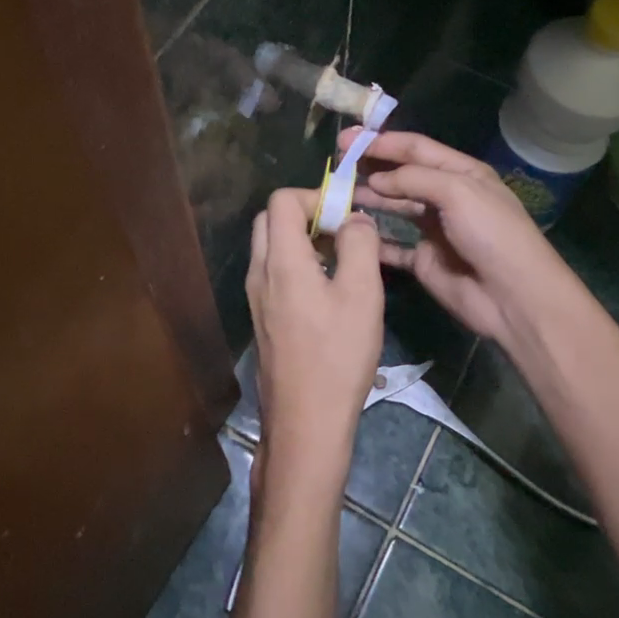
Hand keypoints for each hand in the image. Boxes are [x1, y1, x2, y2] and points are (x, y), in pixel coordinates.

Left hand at [245, 188, 386, 463]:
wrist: (306, 421)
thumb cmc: (337, 355)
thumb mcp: (362, 294)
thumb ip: (359, 245)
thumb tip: (354, 219)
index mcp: (280, 261)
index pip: (282, 200)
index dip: (315, 196)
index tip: (347, 215)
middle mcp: (259, 274)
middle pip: (272, 221)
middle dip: (308, 215)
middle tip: (345, 234)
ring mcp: (256, 299)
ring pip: (272, 249)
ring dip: (305, 243)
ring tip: (345, 263)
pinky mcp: (263, 321)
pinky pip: (275, 275)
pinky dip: (299, 267)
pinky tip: (332, 294)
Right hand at [342, 129, 579, 347]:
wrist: (514, 296)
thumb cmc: (491, 234)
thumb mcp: (458, 192)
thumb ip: (414, 178)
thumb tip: (375, 179)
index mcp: (461, 173)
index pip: (415, 149)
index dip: (381, 142)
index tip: (346, 141)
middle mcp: (446, 197)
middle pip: (402, 177)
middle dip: (370, 169)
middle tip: (334, 167)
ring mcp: (434, 230)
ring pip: (394, 209)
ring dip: (367, 200)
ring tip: (334, 196)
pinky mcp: (424, 261)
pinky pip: (392, 247)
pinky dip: (371, 240)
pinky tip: (346, 233)